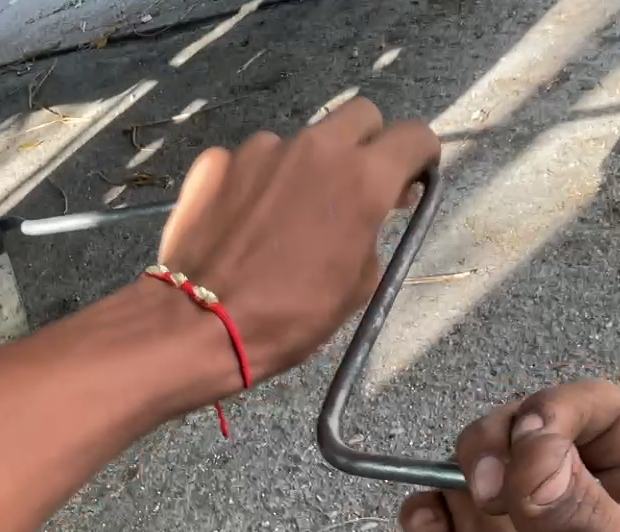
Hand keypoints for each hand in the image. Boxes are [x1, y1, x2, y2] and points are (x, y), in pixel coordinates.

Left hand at [156, 98, 438, 379]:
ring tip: (283, 222)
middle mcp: (315, 148)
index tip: (409, 180)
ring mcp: (261, 149)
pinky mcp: (217, 162)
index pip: (414, 136)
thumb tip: (369, 219)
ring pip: (300, 143)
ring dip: (303, 170)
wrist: (201, 326)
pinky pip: (250, 164)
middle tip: (352, 190)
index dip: (418, 158)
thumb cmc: (288, 319)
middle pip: (360, 117)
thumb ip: (372, 238)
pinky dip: (255, 186)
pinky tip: (242, 226)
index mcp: (362, 180)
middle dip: (366, 147)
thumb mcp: (354, 291)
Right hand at [400, 380, 619, 531]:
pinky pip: (431, 512)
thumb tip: (527, 460)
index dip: (555, 413)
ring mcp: (510, 520)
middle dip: (493, 460)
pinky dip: (420, 513)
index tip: (530, 449)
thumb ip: (583, 513)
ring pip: (466, 473)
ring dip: (473, 517)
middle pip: (511, 428)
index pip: (589, 406)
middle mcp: (566, 486)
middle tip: (494, 499)